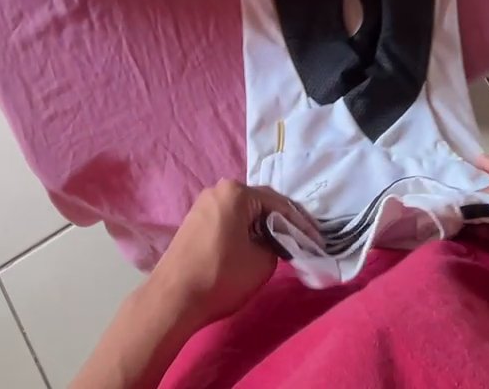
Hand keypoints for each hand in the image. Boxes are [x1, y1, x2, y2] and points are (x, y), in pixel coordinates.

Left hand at [148, 180, 313, 325]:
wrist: (173, 298)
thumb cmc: (220, 275)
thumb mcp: (262, 262)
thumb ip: (277, 244)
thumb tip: (274, 241)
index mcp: (236, 192)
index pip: (278, 203)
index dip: (300, 223)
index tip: (316, 239)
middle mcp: (219, 189)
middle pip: (259, 203)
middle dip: (281, 222)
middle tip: (302, 239)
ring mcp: (204, 204)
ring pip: (243, 212)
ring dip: (262, 226)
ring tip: (282, 244)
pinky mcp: (195, 221)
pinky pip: (228, 219)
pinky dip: (244, 231)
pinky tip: (255, 245)